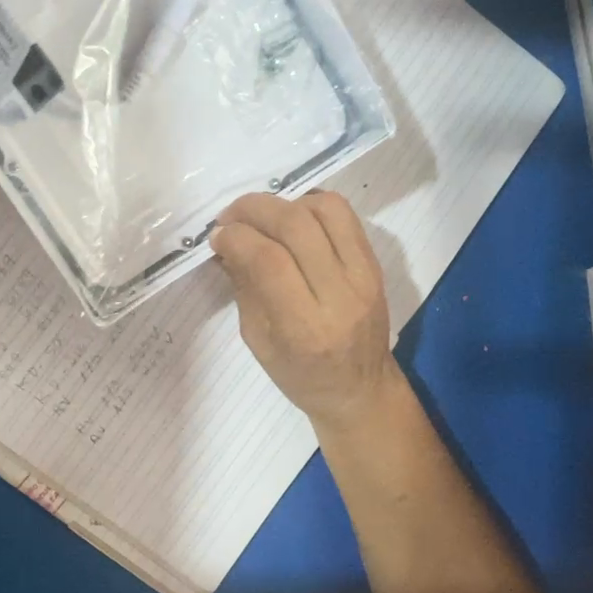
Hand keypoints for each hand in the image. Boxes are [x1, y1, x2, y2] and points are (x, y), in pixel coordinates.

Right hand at [211, 191, 404, 428]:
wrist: (360, 390)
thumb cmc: (301, 376)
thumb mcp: (258, 341)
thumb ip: (244, 287)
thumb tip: (226, 241)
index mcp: (304, 329)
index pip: (268, 262)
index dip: (236, 237)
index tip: (217, 237)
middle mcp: (339, 297)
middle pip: (296, 226)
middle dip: (254, 210)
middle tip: (230, 216)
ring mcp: (364, 277)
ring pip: (325, 210)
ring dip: (285, 202)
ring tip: (262, 217)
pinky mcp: (375, 264)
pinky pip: (345, 216)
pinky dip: (312, 205)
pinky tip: (291, 218)